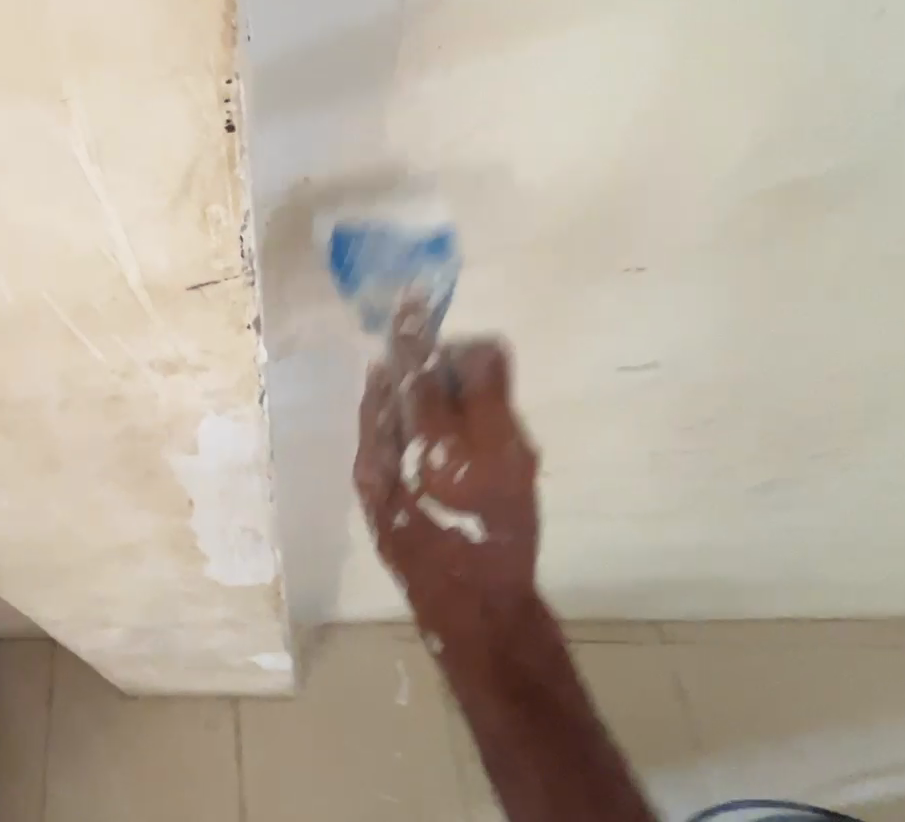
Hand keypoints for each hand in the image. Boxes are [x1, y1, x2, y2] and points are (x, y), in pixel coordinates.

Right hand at [354, 300, 540, 633]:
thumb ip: (376, 427)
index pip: (431, 371)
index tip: (408, 303)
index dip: (416, 335)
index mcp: (446, 450)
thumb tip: (381, 371)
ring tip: (428, 413)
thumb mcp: (376, 491)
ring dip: (456, 379)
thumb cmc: (416, 550)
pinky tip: (445, 438)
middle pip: (481, 358)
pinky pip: (495, 406)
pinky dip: (466, 405)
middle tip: (417, 373)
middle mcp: (495, 438)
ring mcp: (520, 445)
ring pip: (493, 377)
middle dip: (445, 353)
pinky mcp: (528, 454)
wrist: (483, 600)